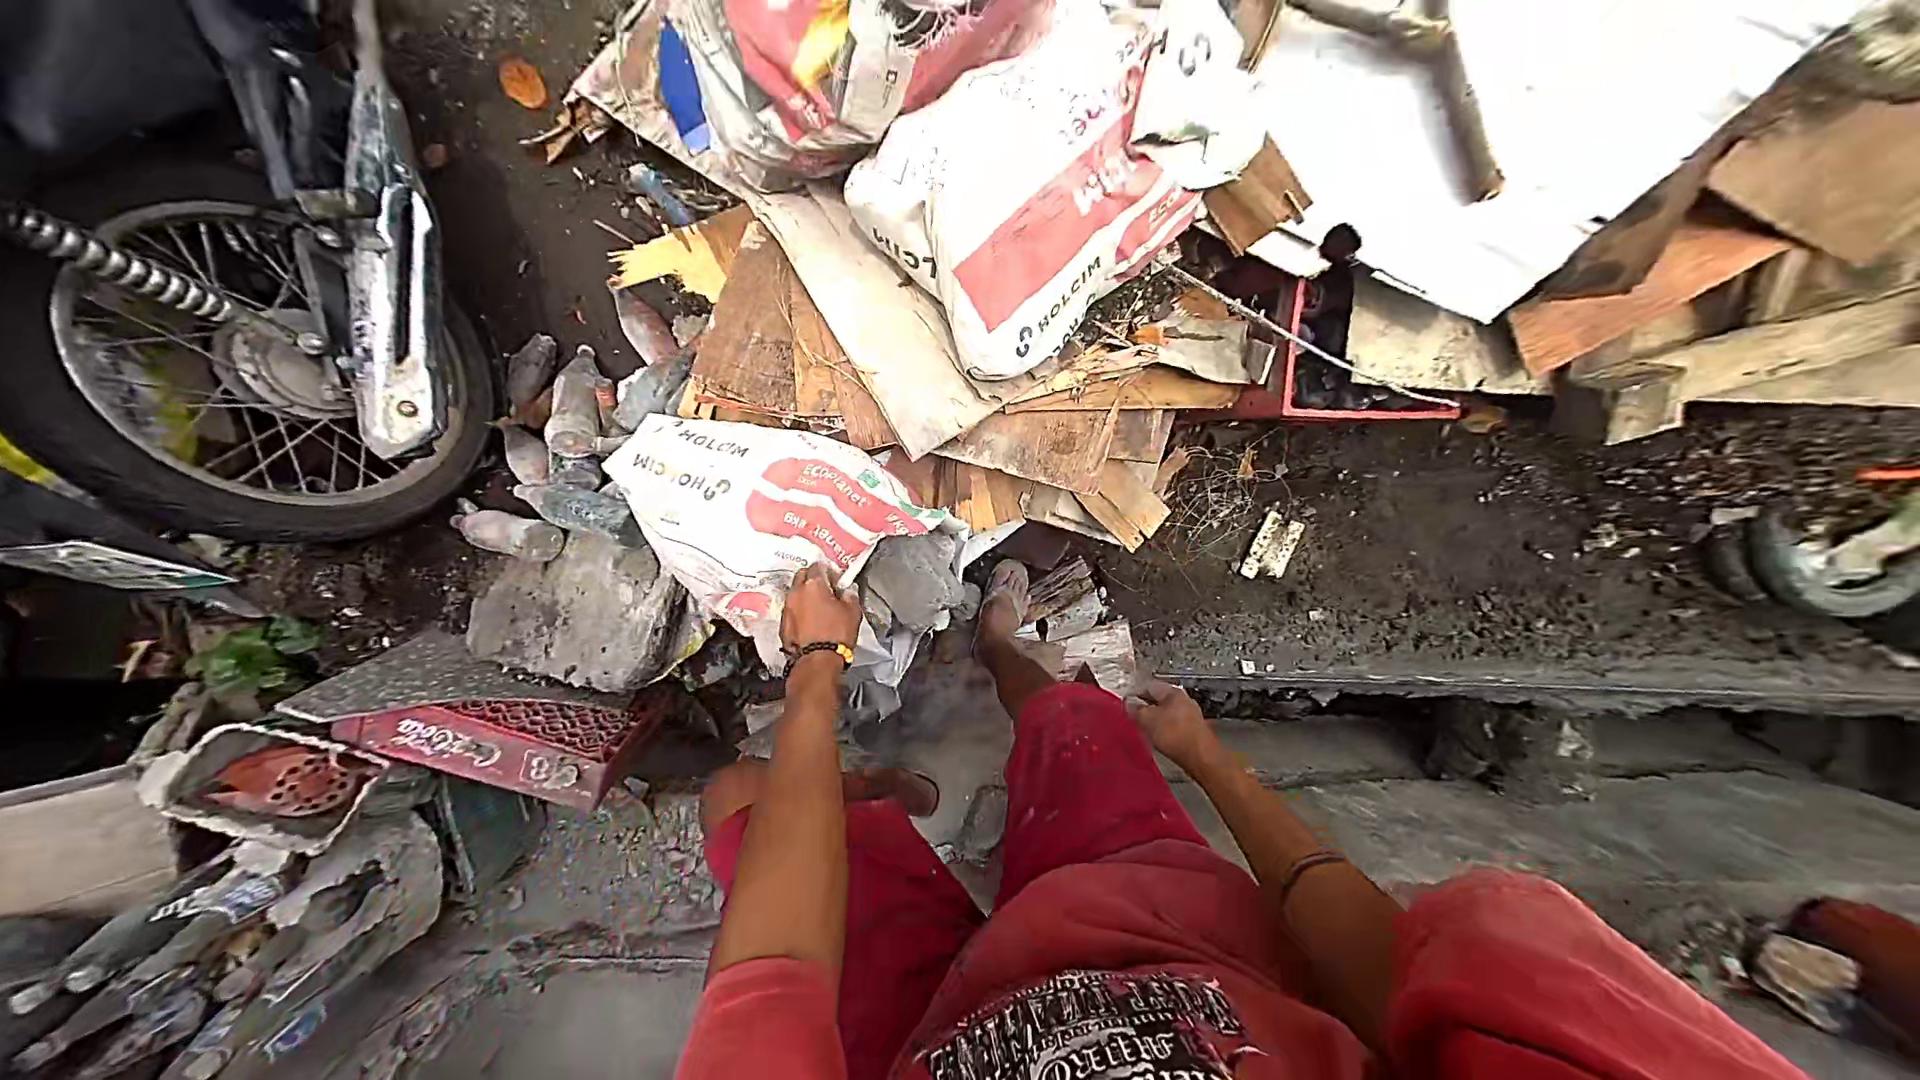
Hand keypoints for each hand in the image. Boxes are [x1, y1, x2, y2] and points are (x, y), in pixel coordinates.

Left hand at [780, 562, 862, 652]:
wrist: (817, 661)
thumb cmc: (836, 635)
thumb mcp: (853, 612)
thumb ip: (850, 595)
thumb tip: (848, 591)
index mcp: (813, 585)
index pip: (818, 566)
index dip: (829, 571)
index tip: (837, 581)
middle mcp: (796, 593)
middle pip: (802, 576)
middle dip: (813, 579)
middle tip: (827, 590)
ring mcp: (786, 608)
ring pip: (795, 593)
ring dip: (805, 596)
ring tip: (819, 608)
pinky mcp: (782, 624)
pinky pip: (791, 610)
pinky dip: (799, 612)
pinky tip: (811, 622)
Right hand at [1129, 681, 1218, 770]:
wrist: (1200, 758)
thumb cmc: (1177, 736)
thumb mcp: (1147, 720)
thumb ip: (1135, 710)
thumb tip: (1128, 705)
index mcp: (1173, 692)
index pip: (1149, 686)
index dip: (1135, 694)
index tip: (1127, 703)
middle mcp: (1185, 701)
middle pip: (1159, 700)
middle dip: (1146, 709)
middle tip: (1134, 717)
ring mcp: (1191, 717)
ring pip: (1167, 714)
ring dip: (1155, 721)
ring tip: (1145, 730)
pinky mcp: (1194, 733)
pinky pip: (1174, 728)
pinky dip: (1165, 732)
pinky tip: (1159, 740)